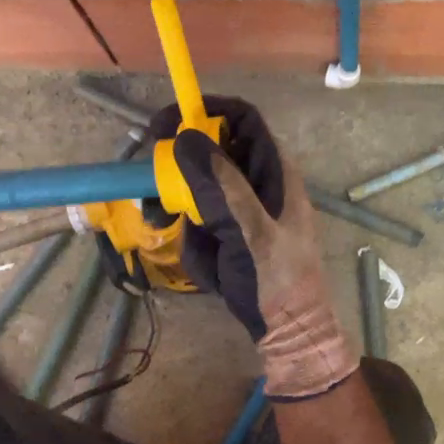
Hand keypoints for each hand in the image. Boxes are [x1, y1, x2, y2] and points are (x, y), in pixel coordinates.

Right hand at [151, 97, 358, 399]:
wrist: (289, 330)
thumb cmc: (279, 282)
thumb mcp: (252, 233)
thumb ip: (224, 187)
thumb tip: (188, 138)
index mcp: (276, 173)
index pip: (243, 119)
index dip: (207, 112)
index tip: (168, 124)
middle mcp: (260, 181)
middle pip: (216, 147)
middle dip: (182, 159)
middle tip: (153, 177)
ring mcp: (244, 206)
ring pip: (202, 180)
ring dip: (178, 193)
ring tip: (163, 216)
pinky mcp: (231, 229)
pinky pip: (201, 213)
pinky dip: (187, 222)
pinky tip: (189, 242)